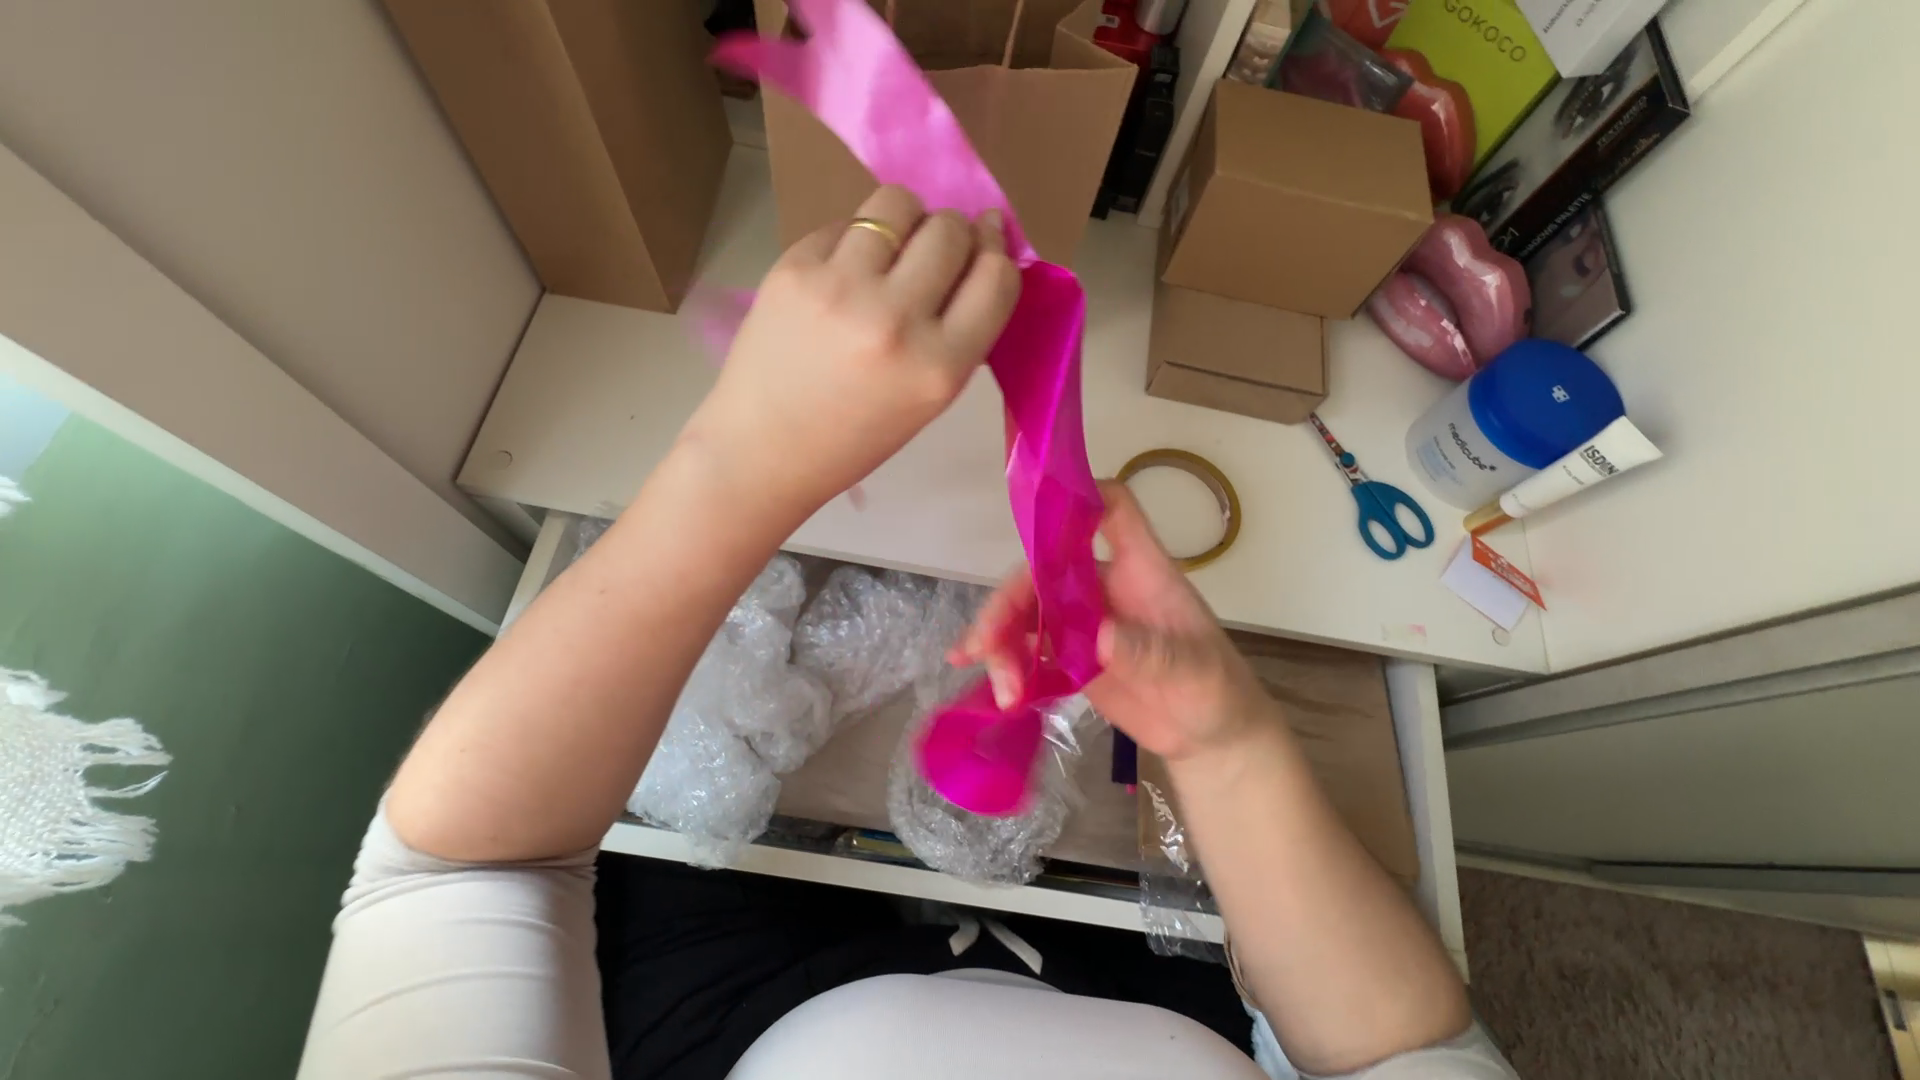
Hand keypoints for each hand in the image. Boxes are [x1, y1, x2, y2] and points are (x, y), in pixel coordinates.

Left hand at [680, 184, 1021, 519]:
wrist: (762, 449)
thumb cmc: (854, 437)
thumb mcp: (928, 400)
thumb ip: (960, 334)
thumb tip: (982, 254)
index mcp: (939, 368)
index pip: (997, 279)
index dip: (996, 252)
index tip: (987, 244)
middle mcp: (896, 321)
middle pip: (951, 231)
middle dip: (954, 232)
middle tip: (935, 252)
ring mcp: (841, 289)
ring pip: (898, 204)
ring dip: (906, 219)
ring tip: (892, 246)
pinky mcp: (793, 268)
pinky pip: (845, 223)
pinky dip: (855, 239)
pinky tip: (842, 272)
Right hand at [952, 481, 1275, 764]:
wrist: (1212, 742)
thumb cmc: (1217, 692)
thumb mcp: (1193, 671)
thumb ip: (1148, 652)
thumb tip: (1097, 636)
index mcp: (1142, 570)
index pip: (1113, 510)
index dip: (1078, 498)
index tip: (1037, 517)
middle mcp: (1105, 587)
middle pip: (1042, 570)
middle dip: (1008, 604)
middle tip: (986, 646)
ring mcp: (1084, 624)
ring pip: (1025, 612)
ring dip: (1002, 643)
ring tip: (1003, 690)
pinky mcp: (1070, 659)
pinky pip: (1027, 649)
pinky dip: (1005, 664)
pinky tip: (994, 689)